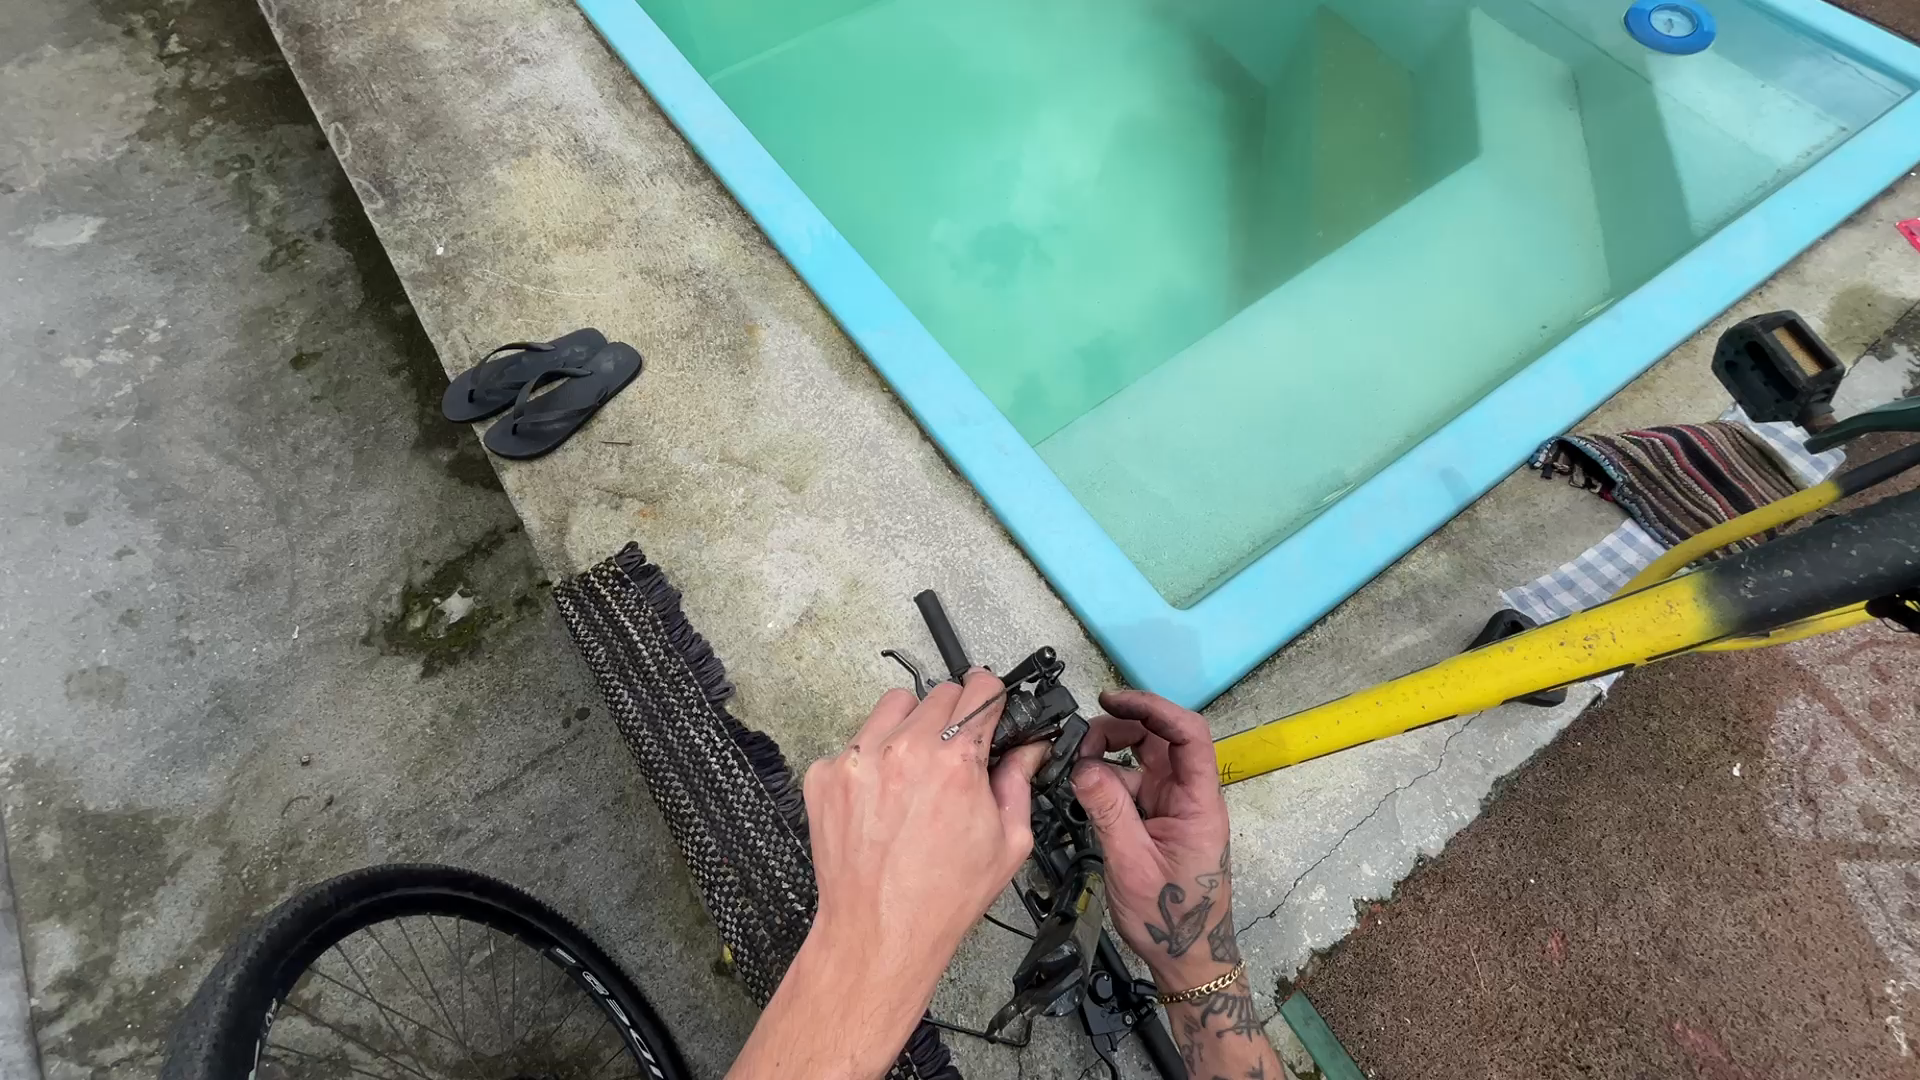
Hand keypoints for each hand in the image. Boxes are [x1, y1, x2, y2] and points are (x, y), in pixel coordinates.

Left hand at [730, 671, 1047, 1078]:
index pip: (980, 688)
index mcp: (954, 761)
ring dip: (910, 724)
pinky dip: (871, 757)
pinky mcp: (826, 773)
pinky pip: (856, 740)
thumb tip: (1028, 748)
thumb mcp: (1007, 842)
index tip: (989, 704)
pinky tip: (881, 793)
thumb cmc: (940, 898)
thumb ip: (1019, 781)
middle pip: (940, 693)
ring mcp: (859, 758)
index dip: (992, 696)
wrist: (877, 934)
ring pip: (895, 704)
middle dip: (954, 717)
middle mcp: (905, 750)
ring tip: (914, 767)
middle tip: (954, 752)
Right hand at [1072, 691, 1235, 989]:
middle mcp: (1187, 795)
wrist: (1185, 960)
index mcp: (1198, 802)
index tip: (1112, 701)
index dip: (1153, 708)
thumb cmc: (1169, 919)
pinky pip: (1129, 783)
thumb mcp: (1132, 865)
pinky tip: (1084, 791)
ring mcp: (1170, 805)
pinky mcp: (1154, 817)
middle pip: (1159, 739)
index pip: (1187, 735)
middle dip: (1119, 729)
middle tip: (1081, 740)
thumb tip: (1082, 766)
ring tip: (1077, 768)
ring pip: (1141, 758)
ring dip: (1108, 753)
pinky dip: (1104, 779)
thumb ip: (1108, 812)